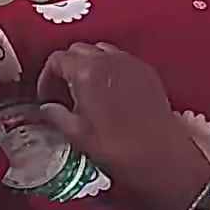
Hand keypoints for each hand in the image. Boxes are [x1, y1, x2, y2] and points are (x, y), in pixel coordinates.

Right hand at [38, 43, 209, 209]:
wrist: (163, 159)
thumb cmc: (118, 149)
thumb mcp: (79, 136)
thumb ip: (57, 116)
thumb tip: (46, 109)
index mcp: (87, 73)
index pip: (57, 59)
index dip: (47, 77)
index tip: (48, 97)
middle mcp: (109, 60)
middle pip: (78, 50)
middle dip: (67, 67)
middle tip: (64, 93)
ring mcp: (131, 63)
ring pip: (100, 51)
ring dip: (89, 64)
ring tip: (86, 91)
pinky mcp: (147, 71)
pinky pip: (121, 59)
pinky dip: (110, 68)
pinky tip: (110, 92)